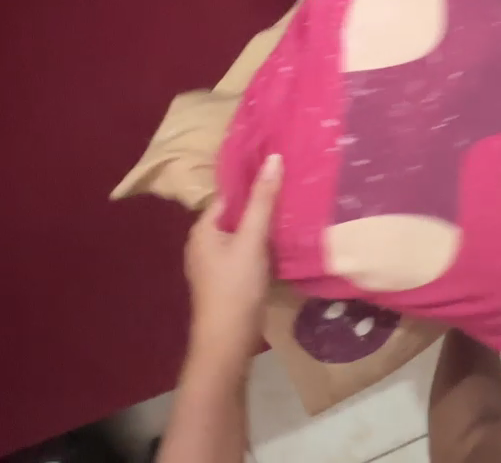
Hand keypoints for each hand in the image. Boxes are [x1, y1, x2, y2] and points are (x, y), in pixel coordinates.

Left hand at [185, 154, 282, 365]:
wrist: (228, 342)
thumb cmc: (235, 286)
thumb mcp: (252, 239)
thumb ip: (263, 200)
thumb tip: (274, 158)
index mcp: (203, 229)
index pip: (231, 193)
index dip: (254, 180)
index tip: (283, 166)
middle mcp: (206, 242)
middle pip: (238, 211)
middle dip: (263, 199)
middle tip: (295, 181)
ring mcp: (218, 261)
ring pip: (246, 230)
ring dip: (267, 220)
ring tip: (296, 203)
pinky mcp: (231, 276)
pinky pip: (250, 247)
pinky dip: (266, 239)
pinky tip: (287, 235)